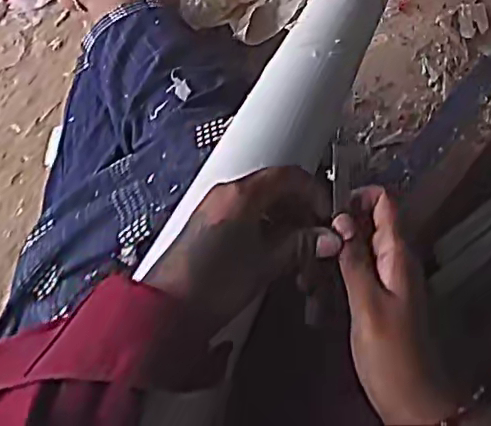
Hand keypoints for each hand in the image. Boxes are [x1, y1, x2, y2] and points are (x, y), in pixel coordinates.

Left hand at [144, 166, 341, 328]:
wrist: (165, 314)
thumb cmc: (206, 289)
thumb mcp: (265, 265)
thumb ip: (300, 246)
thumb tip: (325, 239)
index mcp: (241, 195)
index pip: (290, 176)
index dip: (315, 193)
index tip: (326, 214)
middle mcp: (227, 194)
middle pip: (277, 187)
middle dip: (301, 210)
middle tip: (316, 235)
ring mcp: (215, 208)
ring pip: (263, 202)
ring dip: (285, 222)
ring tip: (297, 251)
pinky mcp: (208, 225)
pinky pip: (247, 214)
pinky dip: (266, 228)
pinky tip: (273, 255)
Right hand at [335, 187, 464, 424]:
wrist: (415, 404)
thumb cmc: (396, 361)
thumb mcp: (366, 306)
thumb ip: (353, 261)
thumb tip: (342, 221)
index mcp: (399, 254)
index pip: (385, 201)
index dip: (359, 194)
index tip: (333, 204)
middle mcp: (400, 260)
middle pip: (374, 219)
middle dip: (346, 219)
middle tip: (320, 233)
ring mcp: (394, 277)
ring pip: (368, 241)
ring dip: (344, 243)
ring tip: (320, 258)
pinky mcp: (386, 295)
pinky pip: (366, 264)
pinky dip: (347, 264)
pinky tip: (330, 281)